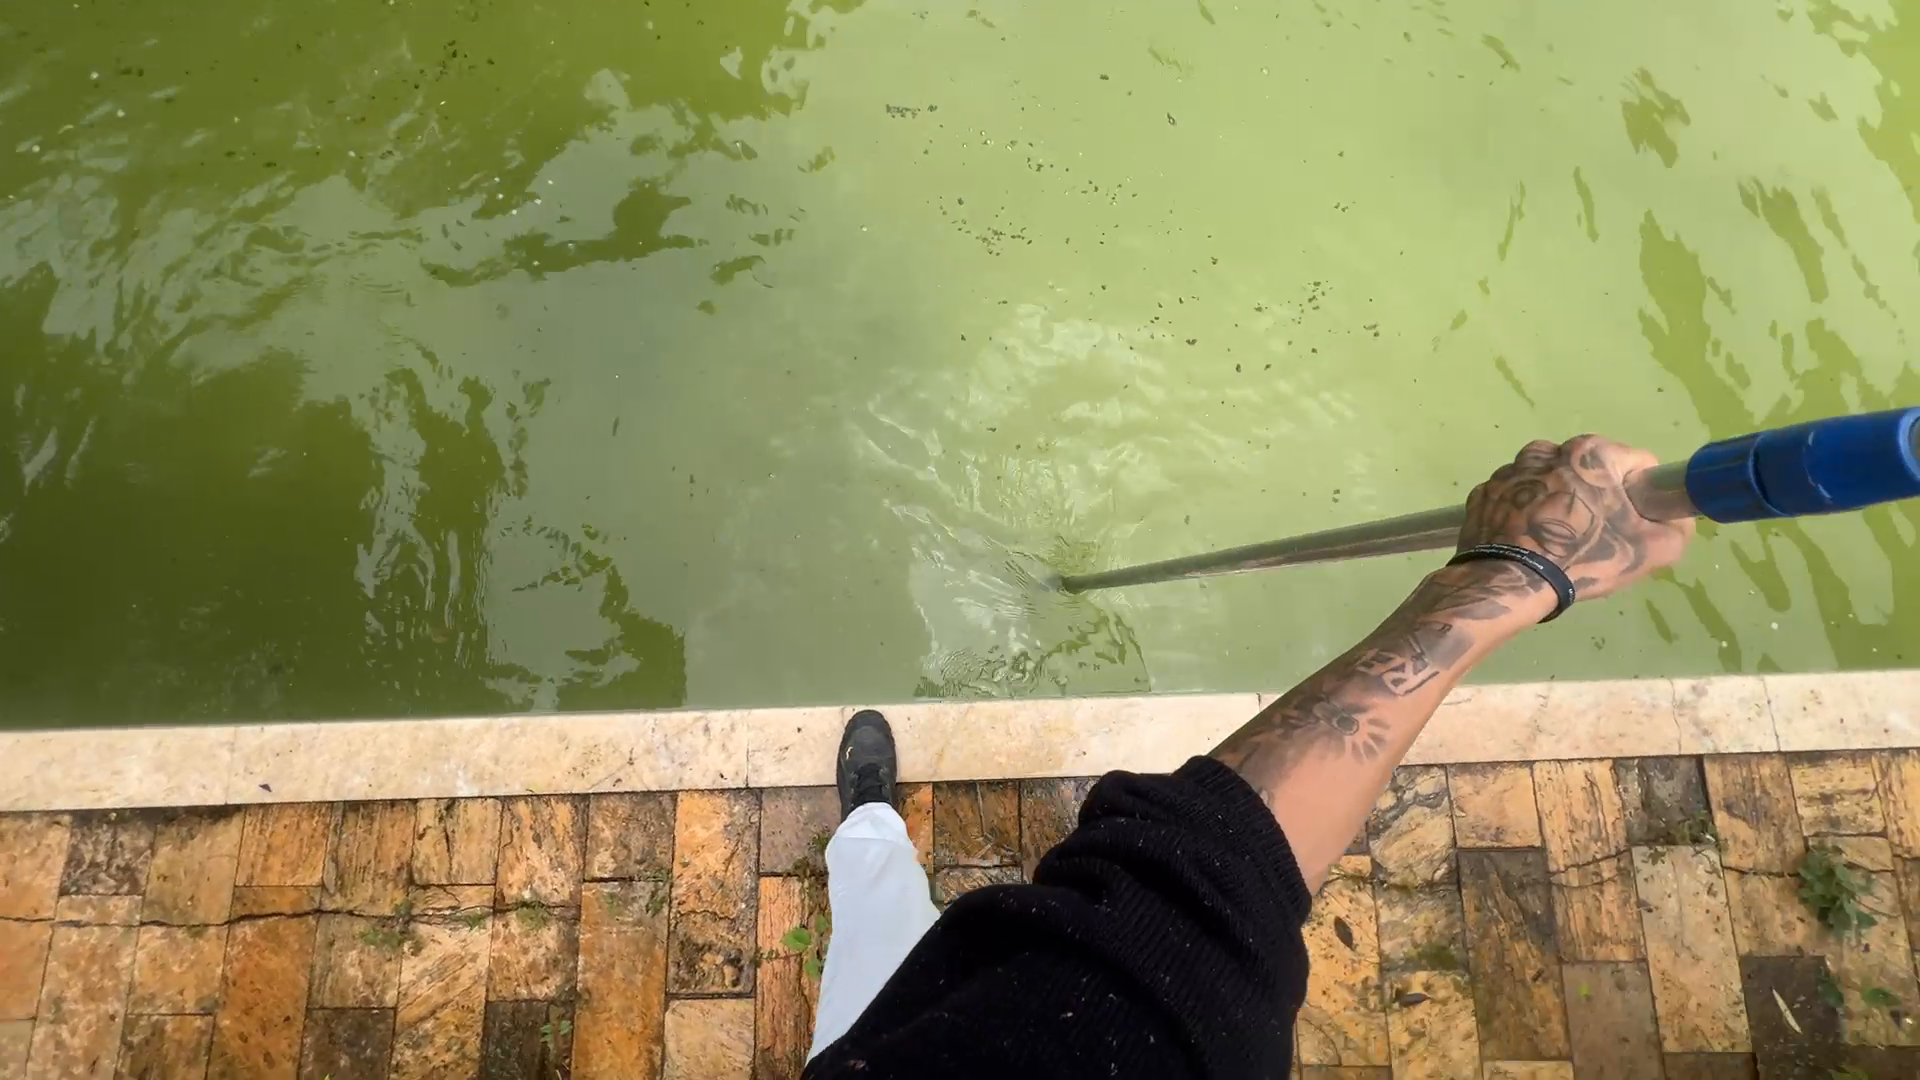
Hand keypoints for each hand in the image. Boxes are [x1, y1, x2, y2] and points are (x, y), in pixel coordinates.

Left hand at [1460, 435, 1694, 600]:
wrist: (1509, 580)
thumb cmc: (1585, 557)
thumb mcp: (1657, 546)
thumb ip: (1675, 521)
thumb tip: (1671, 514)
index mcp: (1589, 453)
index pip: (1632, 462)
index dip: (1640, 490)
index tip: (1633, 515)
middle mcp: (1543, 453)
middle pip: (1584, 468)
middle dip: (1593, 491)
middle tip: (1594, 527)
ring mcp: (1505, 472)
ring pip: (1544, 478)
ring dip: (1553, 496)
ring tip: (1557, 531)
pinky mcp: (1480, 494)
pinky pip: (1512, 495)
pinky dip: (1521, 509)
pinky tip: (1525, 534)